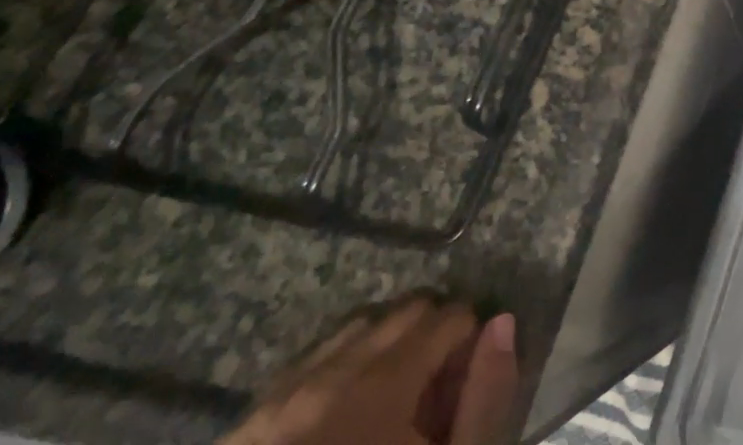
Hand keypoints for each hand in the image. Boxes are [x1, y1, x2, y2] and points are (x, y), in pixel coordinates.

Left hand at [222, 299, 517, 444]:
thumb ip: (486, 396)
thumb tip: (501, 323)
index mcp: (381, 388)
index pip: (447, 317)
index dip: (470, 340)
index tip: (466, 381)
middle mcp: (323, 379)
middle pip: (401, 314)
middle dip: (430, 336)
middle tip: (436, 389)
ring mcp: (275, 402)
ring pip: (350, 331)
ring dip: (382, 348)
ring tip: (391, 401)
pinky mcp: (241, 428)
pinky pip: (304, 365)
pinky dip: (335, 371)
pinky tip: (343, 418)